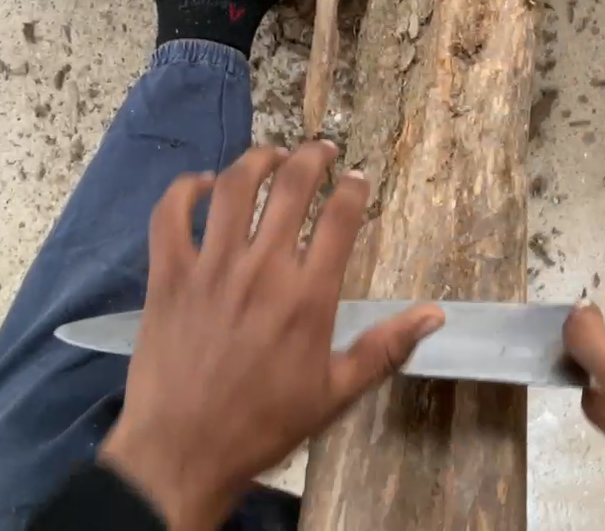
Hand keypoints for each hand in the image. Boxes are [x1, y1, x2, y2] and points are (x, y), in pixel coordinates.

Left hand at [96, 142, 444, 529]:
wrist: (180, 455)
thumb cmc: (264, 423)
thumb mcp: (335, 392)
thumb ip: (386, 348)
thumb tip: (436, 314)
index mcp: (308, 295)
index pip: (340, 217)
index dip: (354, 187)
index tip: (357, 178)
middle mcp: (263, 269)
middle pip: (291, 186)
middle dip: (312, 156)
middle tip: (322, 149)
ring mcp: (211, 267)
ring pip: (235, 187)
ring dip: (257, 159)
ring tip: (273, 154)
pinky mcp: (168, 275)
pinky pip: (171, 215)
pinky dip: (186, 189)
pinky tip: (205, 185)